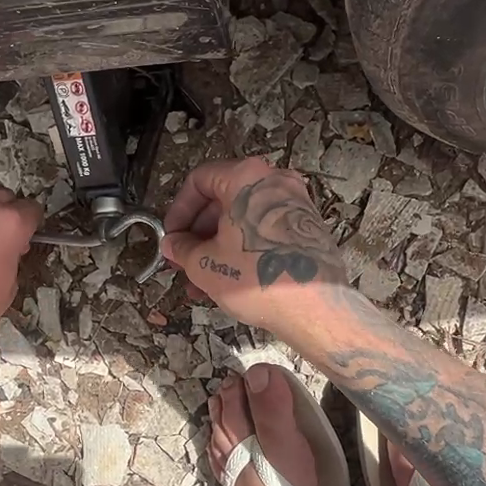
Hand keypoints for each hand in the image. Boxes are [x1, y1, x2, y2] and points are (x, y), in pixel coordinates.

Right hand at [161, 158, 346, 331]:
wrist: (312, 308)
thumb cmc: (262, 279)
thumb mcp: (205, 264)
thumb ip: (183, 249)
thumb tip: (174, 245)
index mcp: (246, 177)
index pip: (199, 181)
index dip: (178, 210)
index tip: (172, 234)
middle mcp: (274, 182)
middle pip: (223, 200)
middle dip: (198, 233)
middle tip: (183, 257)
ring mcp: (294, 205)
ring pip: (243, 220)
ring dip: (218, 246)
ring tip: (200, 279)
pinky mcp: (305, 228)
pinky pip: (263, 232)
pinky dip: (243, 249)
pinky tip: (228, 279)